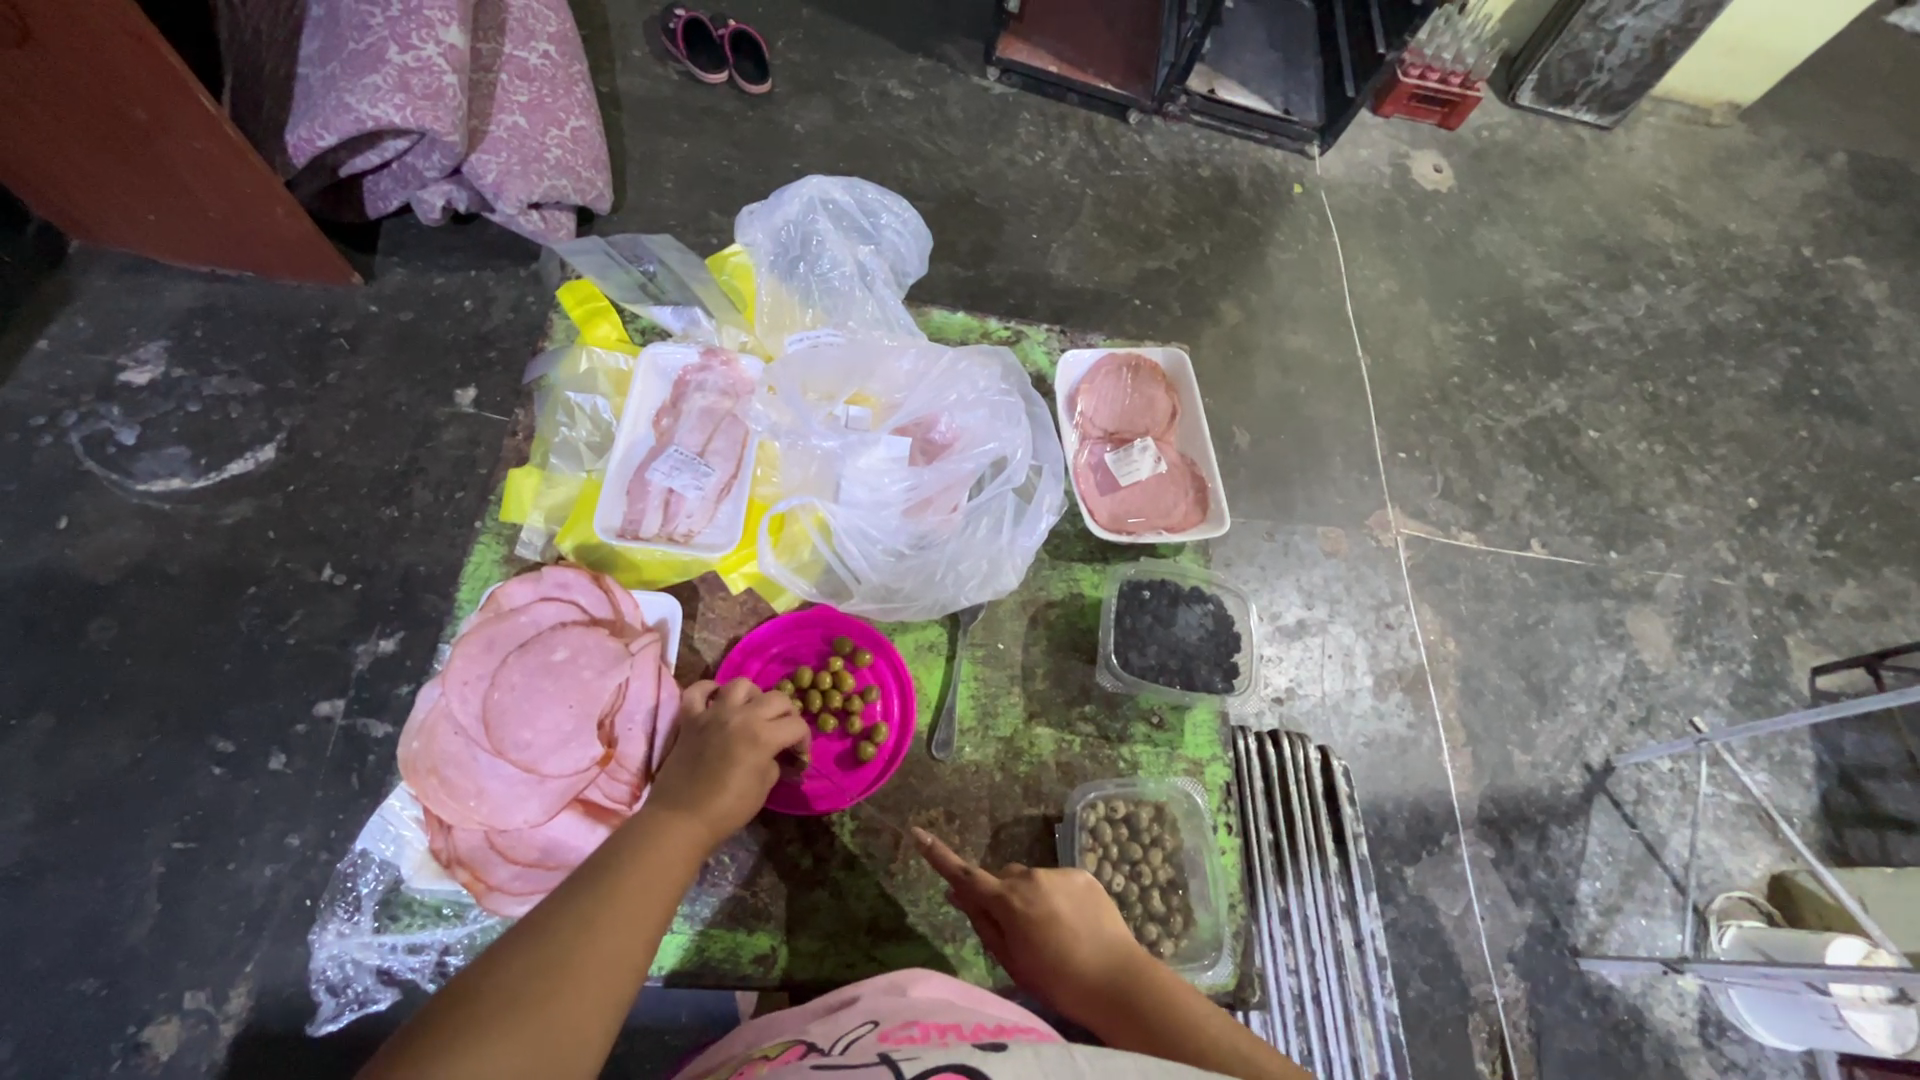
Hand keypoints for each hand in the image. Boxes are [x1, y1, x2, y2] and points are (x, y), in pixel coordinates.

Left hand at [645, 678, 809, 850]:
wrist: (680, 819)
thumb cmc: (727, 809)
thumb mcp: (763, 788)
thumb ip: (774, 763)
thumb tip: (776, 756)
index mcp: (762, 736)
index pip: (797, 725)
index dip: (803, 740)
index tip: (798, 755)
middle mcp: (741, 716)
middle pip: (777, 698)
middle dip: (787, 715)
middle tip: (783, 733)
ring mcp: (712, 714)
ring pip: (741, 684)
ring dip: (753, 696)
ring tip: (752, 712)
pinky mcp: (690, 719)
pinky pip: (698, 690)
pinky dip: (708, 690)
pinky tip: (716, 701)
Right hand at [913, 827, 1149, 1023]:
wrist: (1116, 980)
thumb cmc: (1056, 980)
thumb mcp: (1011, 960)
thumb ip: (983, 923)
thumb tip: (957, 895)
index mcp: (1007, 901)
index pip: (964, 875)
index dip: (938, 855)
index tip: (918, 833)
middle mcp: (1030, 877)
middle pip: (1004, 880)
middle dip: (1003, 897)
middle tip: (1019, 932)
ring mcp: (1059, 873)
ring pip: (1032, 881)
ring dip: (1033, 898)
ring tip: (1054, 933)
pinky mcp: (1084, 874)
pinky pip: (1059, 882)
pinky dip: (1059, 898)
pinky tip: (1075, 925)